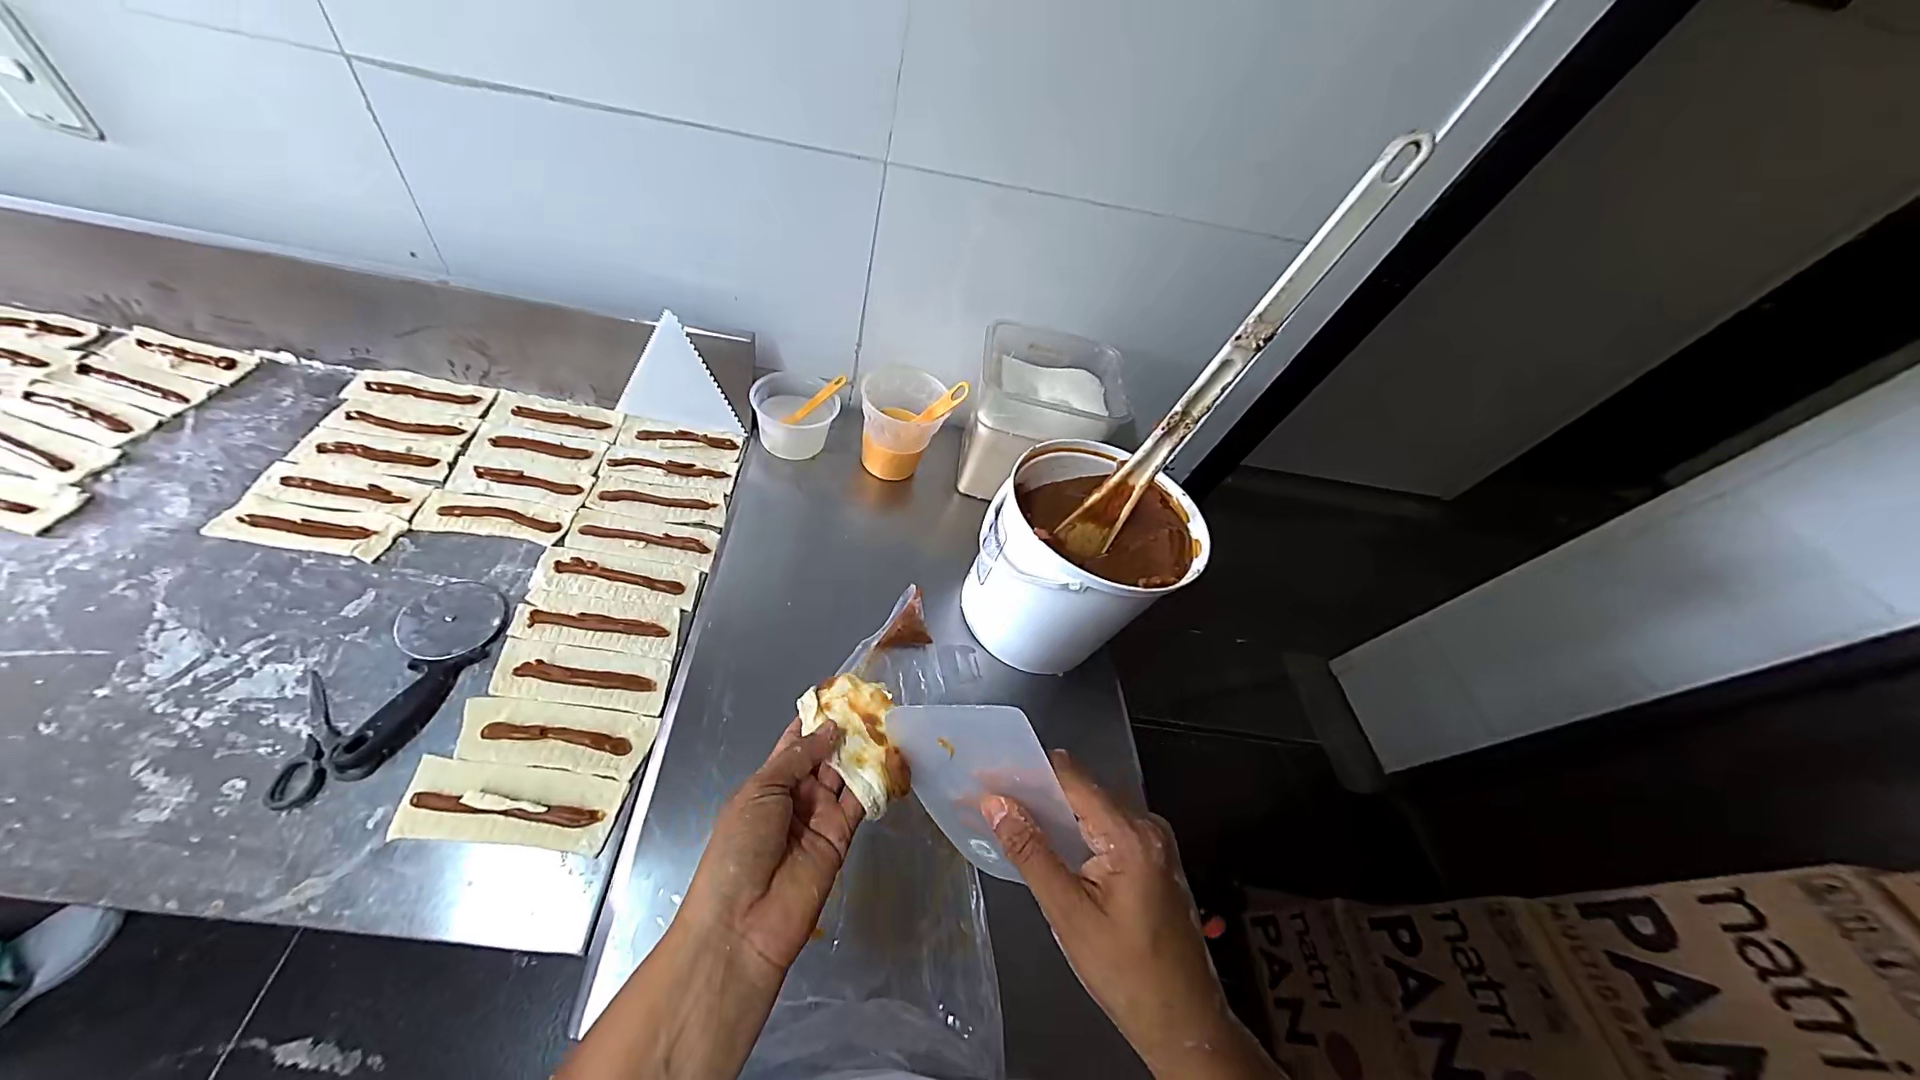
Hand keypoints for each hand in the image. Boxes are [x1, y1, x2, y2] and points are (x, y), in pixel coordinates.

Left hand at [681, 718, 866, 977]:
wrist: (743, 922)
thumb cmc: (738, 849)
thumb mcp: (760, 792)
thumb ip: (799, 758)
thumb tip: (830, 728)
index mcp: (769, 781)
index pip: (796, 742)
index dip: (815, 718)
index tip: (838, 691)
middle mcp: (797, 794)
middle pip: (826, 755)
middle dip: (845, 730)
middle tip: (872, 702)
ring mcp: (821, 815)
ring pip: (846, 774)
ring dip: (863, 750)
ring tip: (886, 720)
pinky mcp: (843, 835)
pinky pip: (861, 802)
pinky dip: (877, 780)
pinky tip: (892, 758)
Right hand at [983, 750, 1280, 1079]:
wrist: (1186, 1025)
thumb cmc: (1130, 976)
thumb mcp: (1070, 915)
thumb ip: (1031, 852)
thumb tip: (998, 805)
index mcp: (1132, 835)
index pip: (1071, 776)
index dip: (1028, 773)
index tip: (992, 778)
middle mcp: (1148, 826)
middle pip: (1082, 789)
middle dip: (1037, 794)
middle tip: (995, 806)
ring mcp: (1154, 841)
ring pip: (1093, 807)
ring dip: (1054, 814)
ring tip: (1013, 823)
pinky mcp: (1152, 856)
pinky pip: (1106, 827)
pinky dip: (1074, 831)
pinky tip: (1048, 846)